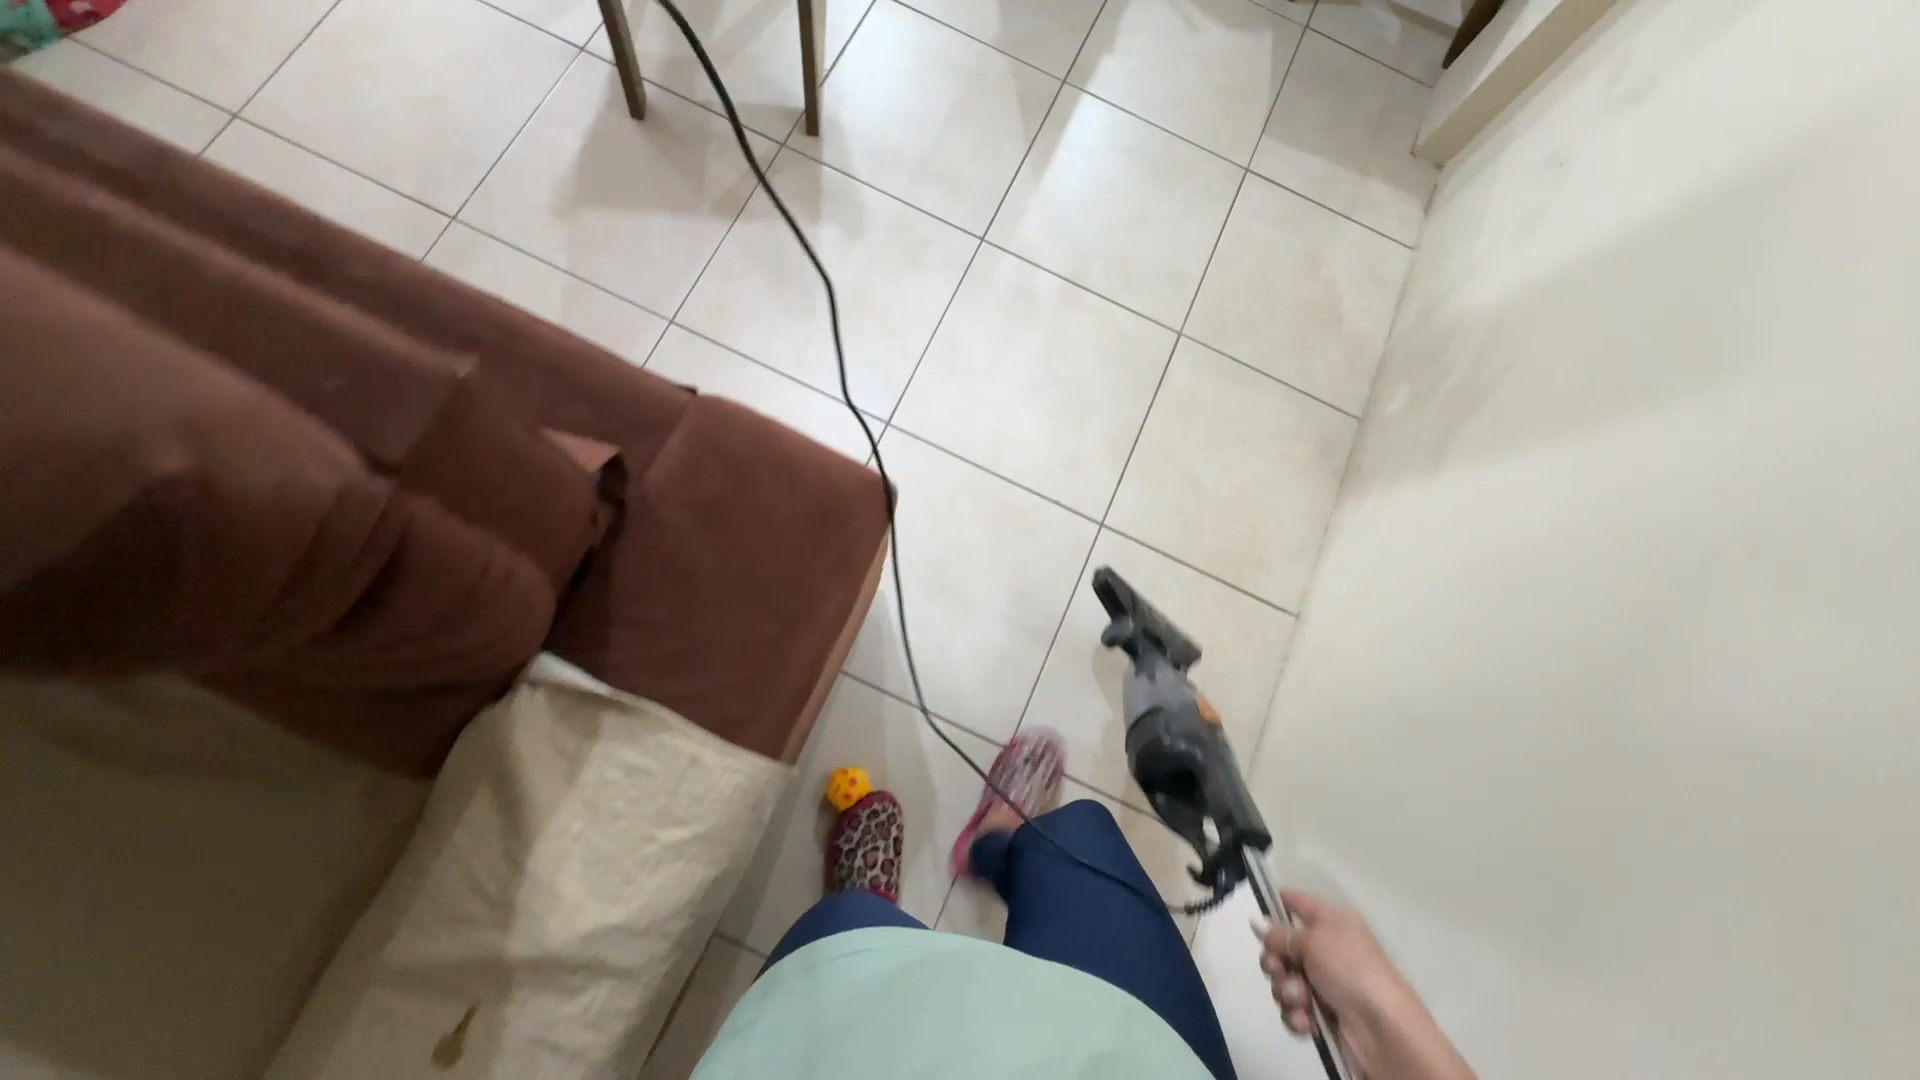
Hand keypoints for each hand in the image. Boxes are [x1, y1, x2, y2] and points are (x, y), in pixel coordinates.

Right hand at [1256, 890, 1474, 1079]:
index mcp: (1331, 922)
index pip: (1298, 902)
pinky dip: (1296, 1015)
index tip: (1258, 913)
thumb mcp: (1312, 940)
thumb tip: (1261, 925)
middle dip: (1274, 961)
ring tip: (1302, 1001)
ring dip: (1286, 991)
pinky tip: (1307, 1021)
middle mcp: (1327, 949)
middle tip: (1279, 969)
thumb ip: (1281, 932)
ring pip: (1284, 979)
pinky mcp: (1322, 1014)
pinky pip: (1293, 1008)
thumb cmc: (1350, 970)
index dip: (1277, 902)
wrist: (1383, 1030)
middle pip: (1282, 946)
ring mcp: (1324, 983)